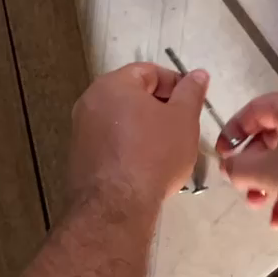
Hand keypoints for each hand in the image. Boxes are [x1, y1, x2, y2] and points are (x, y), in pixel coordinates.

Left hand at [67, 62, 206, 217]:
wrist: (117, 205)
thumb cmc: (154, 155)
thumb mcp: (183, 120)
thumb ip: (191, 92)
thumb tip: (198, 74)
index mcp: (113, 84)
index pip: (148, 71)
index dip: (175, 83)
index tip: (191, 103)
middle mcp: (90, 101)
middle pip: (132, 94)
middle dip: (159, 107)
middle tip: (181, 126)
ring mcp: (81, 129)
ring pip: (121, 119)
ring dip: (144, 128)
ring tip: (166, 149)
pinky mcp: (79, 155)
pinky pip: (110, 141)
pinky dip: (128, 146)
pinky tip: (144, 165)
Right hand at [216, 91, 277, 226]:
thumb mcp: (270, 172)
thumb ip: (241, 168)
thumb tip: (229, 168)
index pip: (254, 110)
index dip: (233, 132)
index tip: (222, 155)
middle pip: (272, 136)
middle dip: (253, 166)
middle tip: (241, 185)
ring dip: (270, 182)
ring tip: (259, 205)